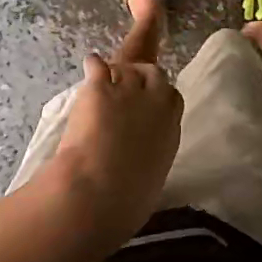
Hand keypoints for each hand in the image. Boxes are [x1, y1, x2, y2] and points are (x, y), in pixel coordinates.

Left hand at [50, 54, 183, 233]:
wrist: (100, 189)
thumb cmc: (128, 197)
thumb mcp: (151, 179)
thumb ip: (148, 162)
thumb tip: (138, 172)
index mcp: (170, 129)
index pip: (172, 97)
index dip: (158, 94)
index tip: (148, 98)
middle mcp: (155, 103)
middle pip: (154, 74)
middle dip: (142, 75)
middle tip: (129, 78)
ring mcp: (128, 92)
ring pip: (126, 68)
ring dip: (116, 72)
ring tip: (105, 75)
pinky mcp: (100, 88)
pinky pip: (98, 65)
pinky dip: (93, 65)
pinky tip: (89, 63)